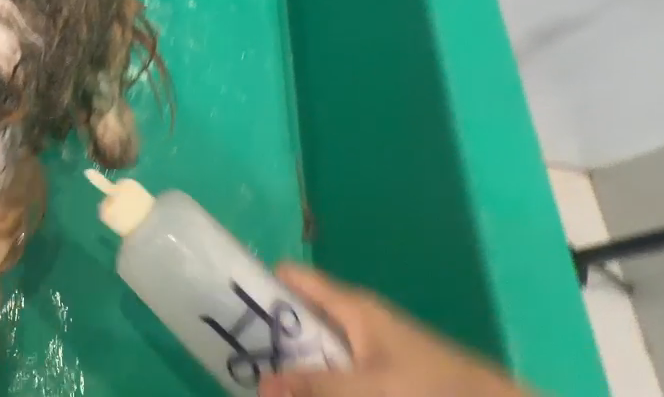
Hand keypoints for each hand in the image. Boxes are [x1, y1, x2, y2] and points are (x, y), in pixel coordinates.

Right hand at [259, 265, 532, 396]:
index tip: (228, 318)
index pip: (289, 278)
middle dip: (272, 344)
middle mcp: (358, 321)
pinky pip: (343, 375)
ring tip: (272, 391)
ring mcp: (376, 351)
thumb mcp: (368, 389)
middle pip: (300, 319)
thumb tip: (258, 388)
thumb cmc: (434, 391)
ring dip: (299, 371)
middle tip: (246, 369)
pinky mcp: (391, 379)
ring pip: (321, 353)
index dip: (257, 291)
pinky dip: (326, 386)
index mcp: (350, 306)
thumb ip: (313, 388)